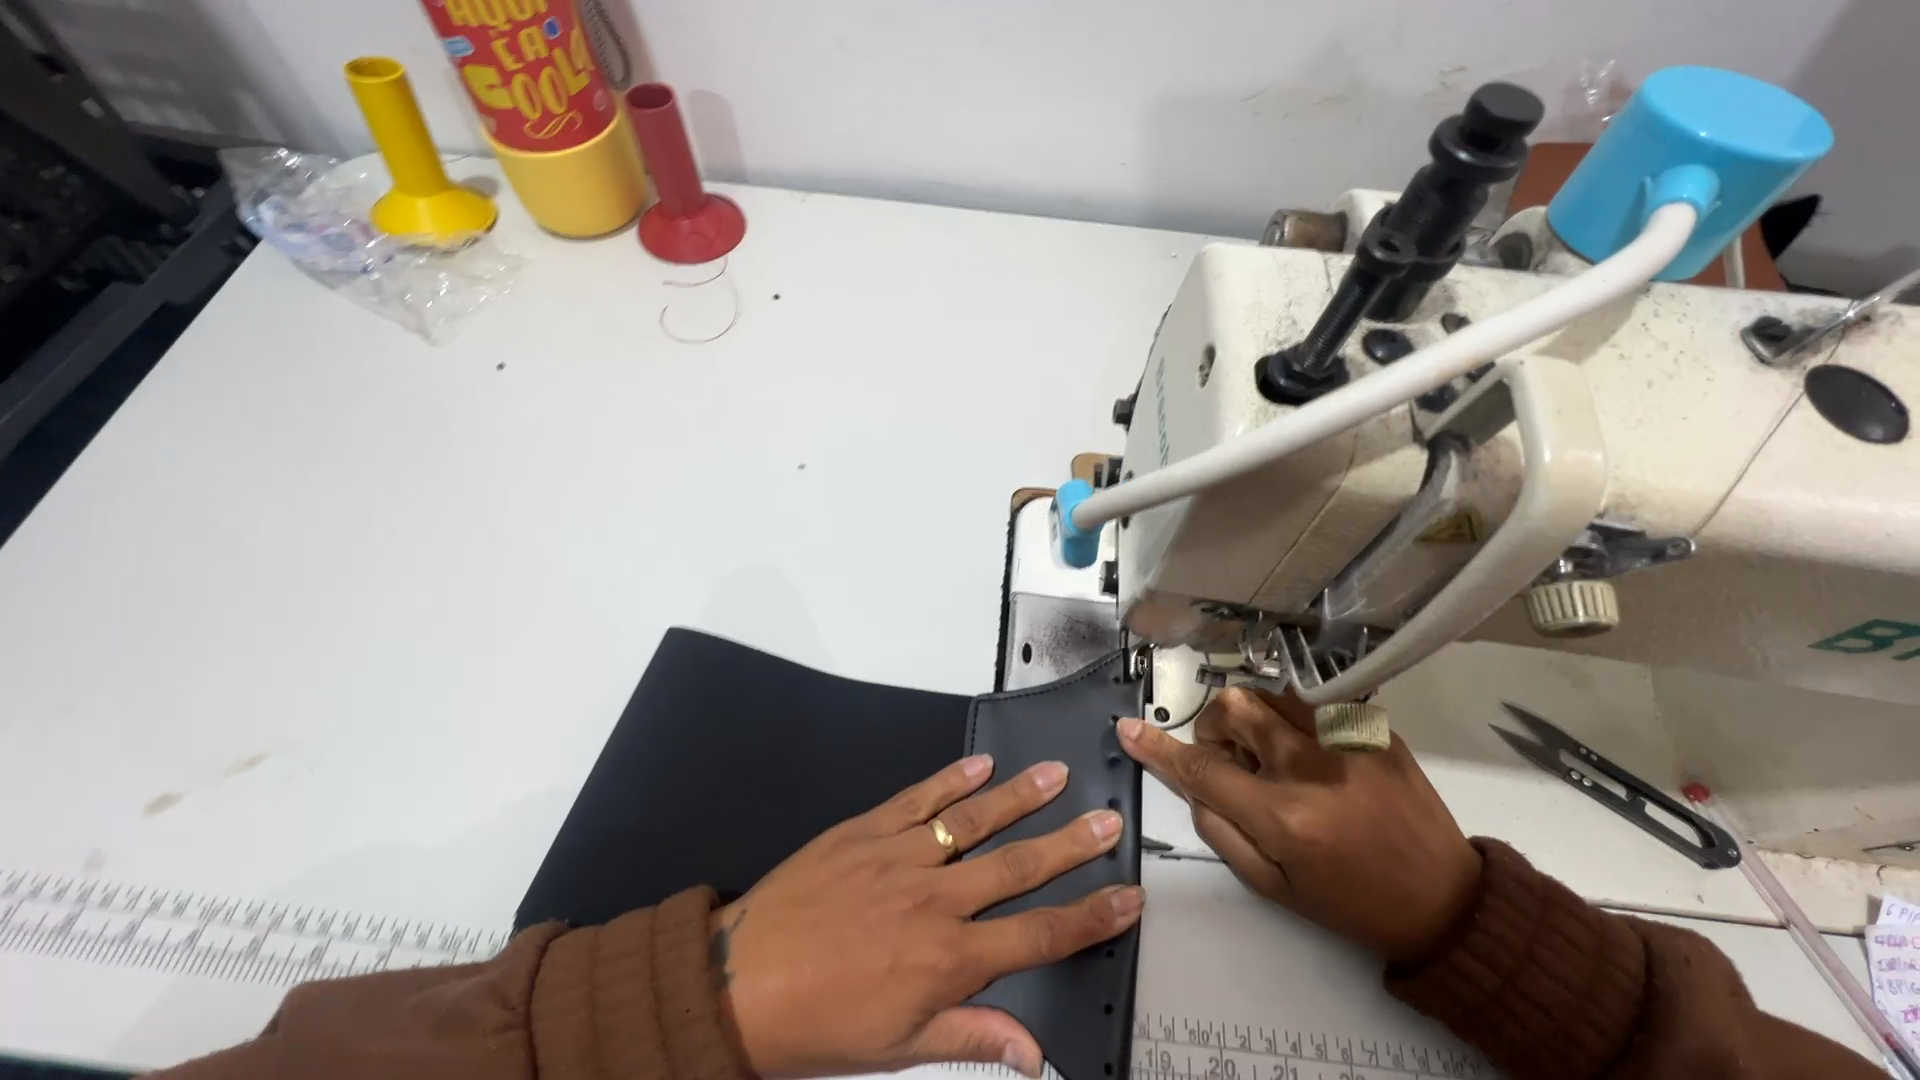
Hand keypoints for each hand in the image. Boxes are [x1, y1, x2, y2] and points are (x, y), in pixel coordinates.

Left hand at [712, 755, 1143, 1078]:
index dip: (1090, 917)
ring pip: (975, 822)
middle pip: (1019, 867)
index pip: (1039, 935)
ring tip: (1056, 775)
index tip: (1127, 896)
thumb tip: (1034, 1054)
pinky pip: (918, 800)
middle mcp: (934, 900)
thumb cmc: (817, 1023)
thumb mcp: (899, 1048)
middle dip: (1070, 844)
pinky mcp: (865, 831)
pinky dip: (951, 781)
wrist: (737, 984)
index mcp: (948, 958)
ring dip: (1020, 797)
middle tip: (1107, 820)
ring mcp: (900, 857)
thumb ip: (973, 1036)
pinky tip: (979, 766)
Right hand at [1119, 688, 1479, 963]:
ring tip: (1274, 755)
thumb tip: (1192, 783)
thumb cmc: (1350, 901)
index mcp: (1285, 817)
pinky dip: (1293, 719)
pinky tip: (1310, 753)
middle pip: (1234, 707)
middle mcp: (1313, 767)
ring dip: (1254, 718)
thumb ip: (1220, 831)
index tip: (1129, 729)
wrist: (1445, 899)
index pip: (1202, 769)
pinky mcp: (1374, 728)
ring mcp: (1348, 740)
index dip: (1159, 749)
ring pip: (1270, 693)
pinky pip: (1312, 701)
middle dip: (1215, 727)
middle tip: (1232, 760)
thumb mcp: (1272, 885)